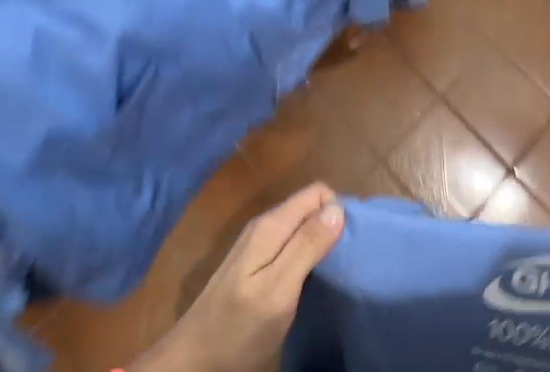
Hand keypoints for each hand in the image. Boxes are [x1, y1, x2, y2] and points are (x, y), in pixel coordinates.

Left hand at [130, 183, 345, 371]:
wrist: (195, 357)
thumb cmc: (238, 326)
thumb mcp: (278, 289)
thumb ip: (306, 247)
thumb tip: (338, 208)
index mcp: (271, 225)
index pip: (316, 193)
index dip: (339, 212)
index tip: (354, 243)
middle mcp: (264, 226)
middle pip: (309, 209)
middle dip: (333, 226)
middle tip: (349, 262)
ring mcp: (258, 246)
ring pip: (301, 227)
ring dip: (322, 243)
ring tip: (338, 271)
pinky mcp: (257, 264)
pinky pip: (291, 245)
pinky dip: (308, 256)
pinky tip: (315, 280)